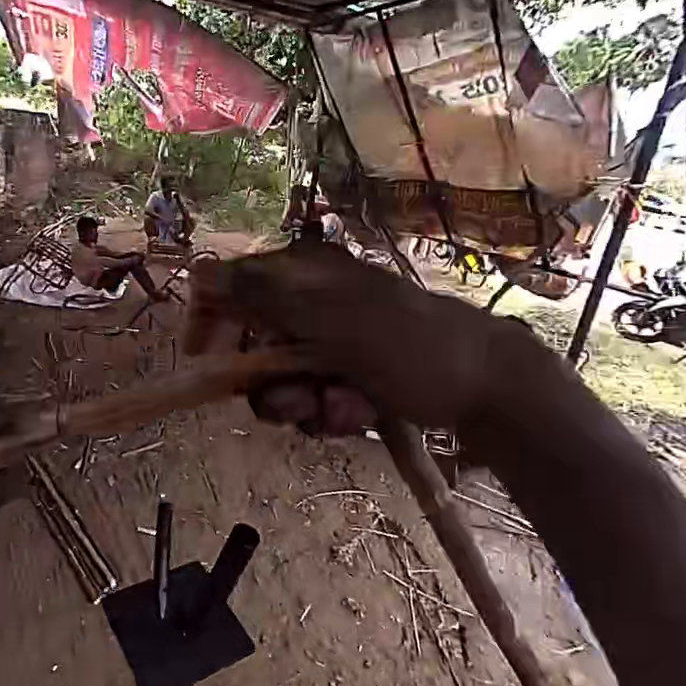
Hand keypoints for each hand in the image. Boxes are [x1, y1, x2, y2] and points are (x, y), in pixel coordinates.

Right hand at [183, 243, 516, 435]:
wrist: (487, 389)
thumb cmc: (413, 343)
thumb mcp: (335, 318)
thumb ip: (264, 297)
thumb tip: (198, 270)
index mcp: (304, 276)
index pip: (232, 288)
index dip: (211, 321)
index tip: (202, 358)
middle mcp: (307, 307)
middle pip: (252, 346)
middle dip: (271, 383)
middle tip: (299, 400)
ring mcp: (325, 344)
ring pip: (278, 382)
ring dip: (303, 404)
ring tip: (341, 409)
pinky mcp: (341, 378)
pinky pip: (309, 401)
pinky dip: (330, 414)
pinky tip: (362, 414)